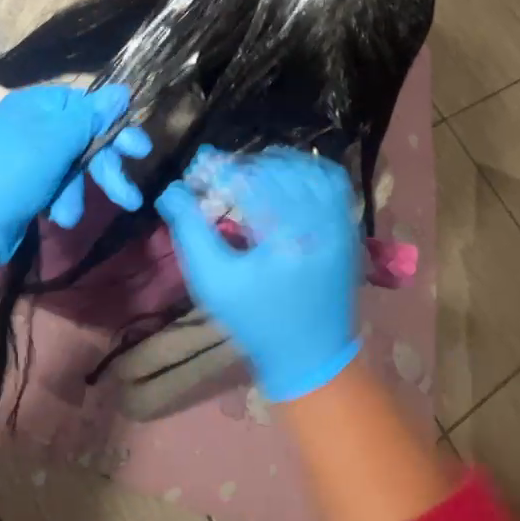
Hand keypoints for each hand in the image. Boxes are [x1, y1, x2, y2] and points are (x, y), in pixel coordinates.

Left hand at [0, 83, 149, 291]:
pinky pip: (57, 185)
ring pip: (73, 166)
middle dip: (103, 167)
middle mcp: (32, 123)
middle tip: (129, 195)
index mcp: (36, 103)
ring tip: (68, 213)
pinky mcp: (28, 183)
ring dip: (76, 191)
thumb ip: (93, 115)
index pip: (85, 103)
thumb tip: (122, 90)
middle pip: (83, 136)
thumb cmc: (17, 173)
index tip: (137, 148)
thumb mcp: (59, 140)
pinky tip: (56, 216)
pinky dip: (61, 201)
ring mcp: (29, 155)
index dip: (112, 124)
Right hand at [156, 148, 360, 401]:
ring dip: (273, 164)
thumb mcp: (213, 280)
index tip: (195, 176)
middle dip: (242, 167)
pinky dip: (307, 169)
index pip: (248, 179)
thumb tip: (171, 190)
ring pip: (306, 168)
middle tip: (217, 178)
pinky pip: (332, 180)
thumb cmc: (255, 320)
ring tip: (249, 175)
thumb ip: (189, 230)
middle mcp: (319, 220)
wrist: (310, 356)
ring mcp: (340, 222)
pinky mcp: (348, 227)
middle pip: (276, 168)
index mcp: (286, 234)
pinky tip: (285, 177)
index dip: (217, 171)